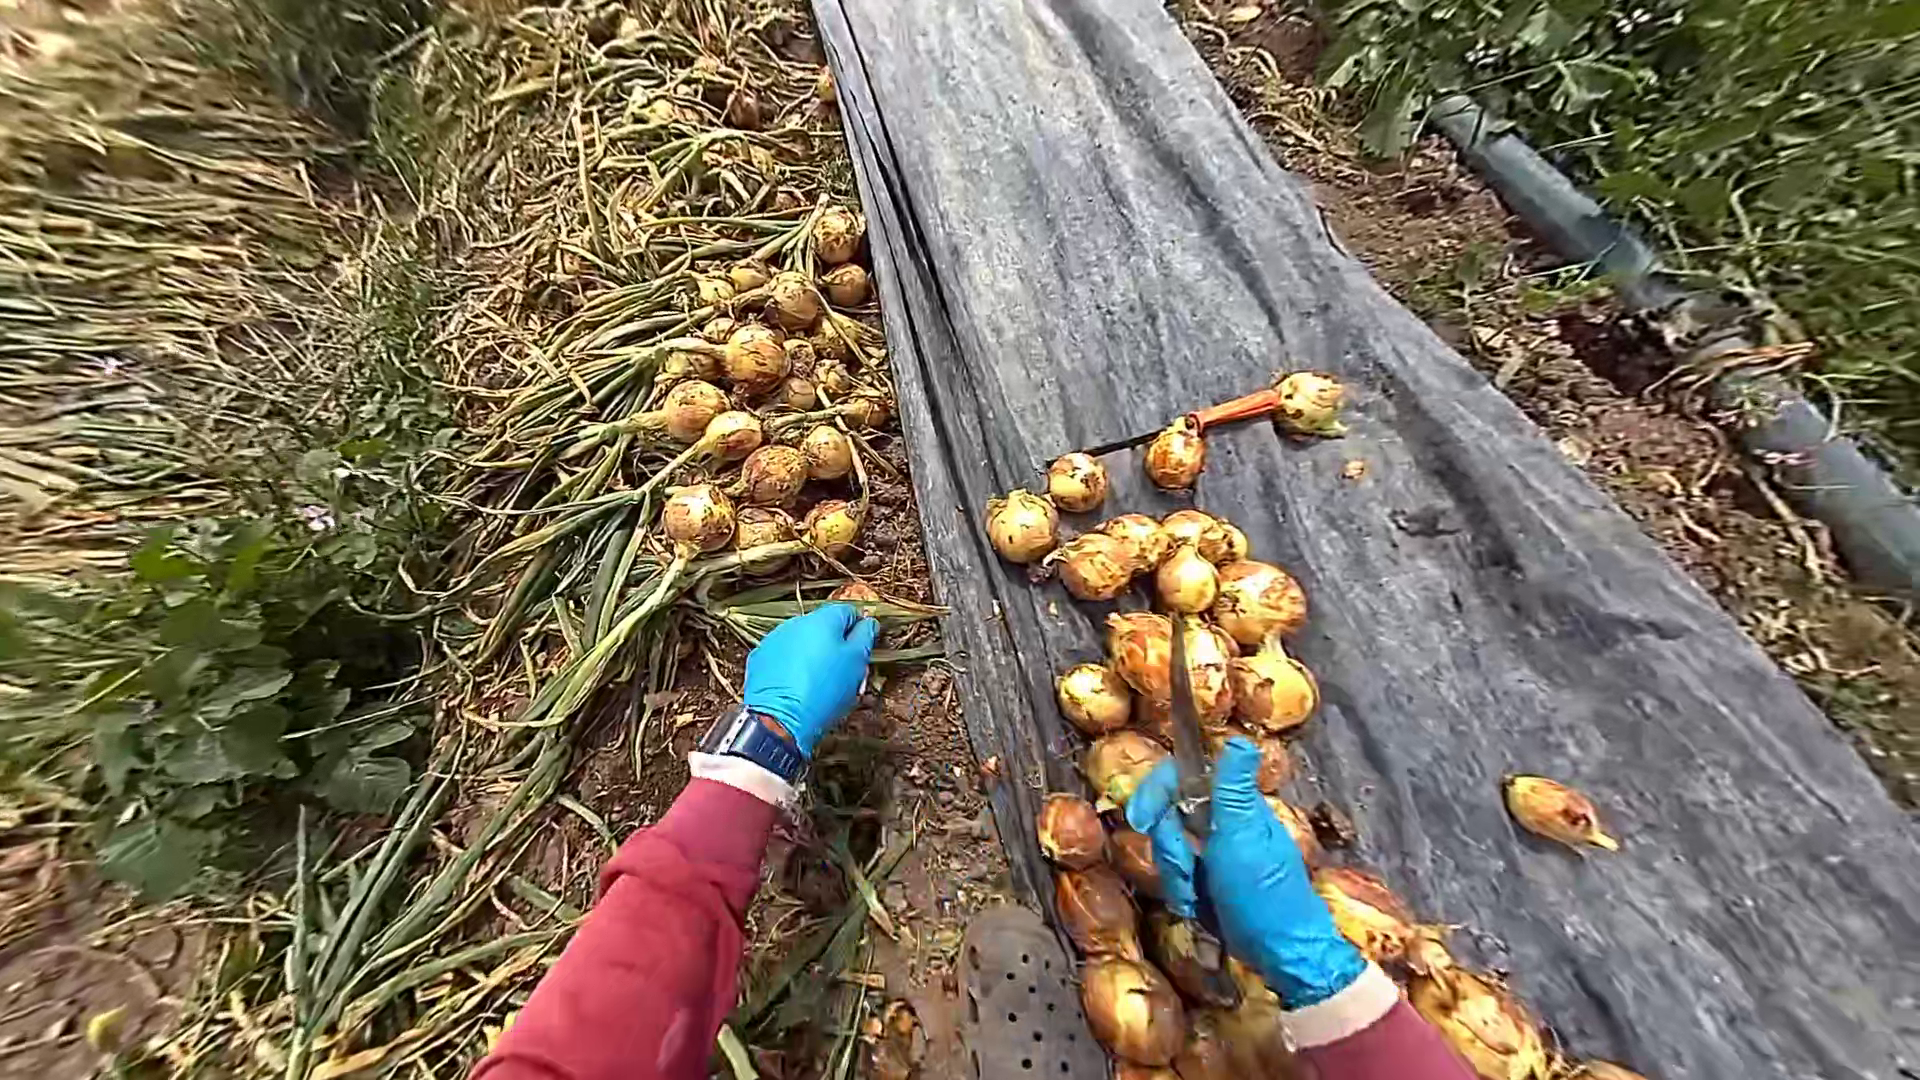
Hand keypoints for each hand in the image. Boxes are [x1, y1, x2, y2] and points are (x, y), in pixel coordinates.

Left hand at [742, 603, 878, 755]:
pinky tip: (797, 687)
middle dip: (836, 645)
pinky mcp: (759, 659)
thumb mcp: (856, 662)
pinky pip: (783, 657)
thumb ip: (865, 636)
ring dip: (813, 655)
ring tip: (819, 684)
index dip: (859, 631)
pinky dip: (792, 667)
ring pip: (803, 641)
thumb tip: (868, 623)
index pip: (848, 612)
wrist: (779, 721)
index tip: (861, 651)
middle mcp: (796, 623)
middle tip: (844, 672)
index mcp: (823, 619)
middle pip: (824, 627)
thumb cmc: (823, 690)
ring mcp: (774, 640)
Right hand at [1125, 737, 1366, 1007]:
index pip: (1178, 774)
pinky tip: (1195, 903)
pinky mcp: (1203, 872)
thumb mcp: (1245, 835)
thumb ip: (1234, 788)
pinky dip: (1179, 887)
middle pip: (1165, 810)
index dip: (1154, 791)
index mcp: (1229, 799)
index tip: (1140, 820)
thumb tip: (1242, 739)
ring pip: (1165, 842)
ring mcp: (1209, 845)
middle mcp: (1217, 815)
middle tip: (1186, 870)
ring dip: (1174, 871)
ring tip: (1195, 894)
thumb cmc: (1264, 892)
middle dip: (1169, 845)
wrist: (1282, 957)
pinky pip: (1172, 868)